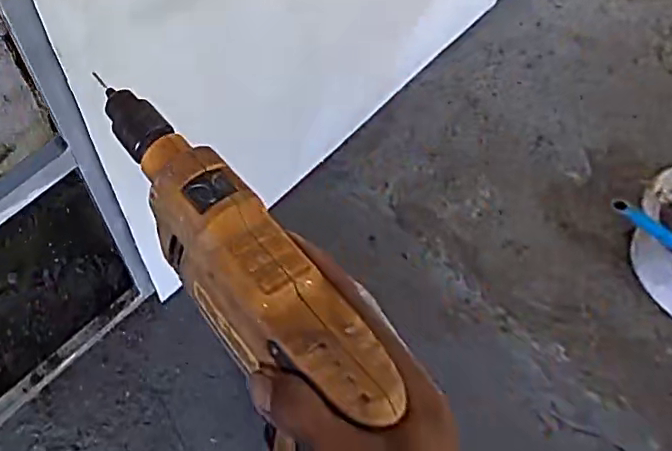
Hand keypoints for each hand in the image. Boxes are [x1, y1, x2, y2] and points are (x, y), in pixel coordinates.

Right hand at [248, 234, 458, 450]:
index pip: (360, 307)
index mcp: (413, 389)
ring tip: (258, 333)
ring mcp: (389, 419)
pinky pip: (327, 395)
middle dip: (299, 305)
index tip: (284, 241)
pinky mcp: (371, 439)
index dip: (320, 269)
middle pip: (344, 329)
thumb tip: (260, 374)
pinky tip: (278, 392)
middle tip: (259, 283)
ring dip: (295, 348)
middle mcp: (403, 395)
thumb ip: (308, 414)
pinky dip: (298, 385)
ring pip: (333, 362)